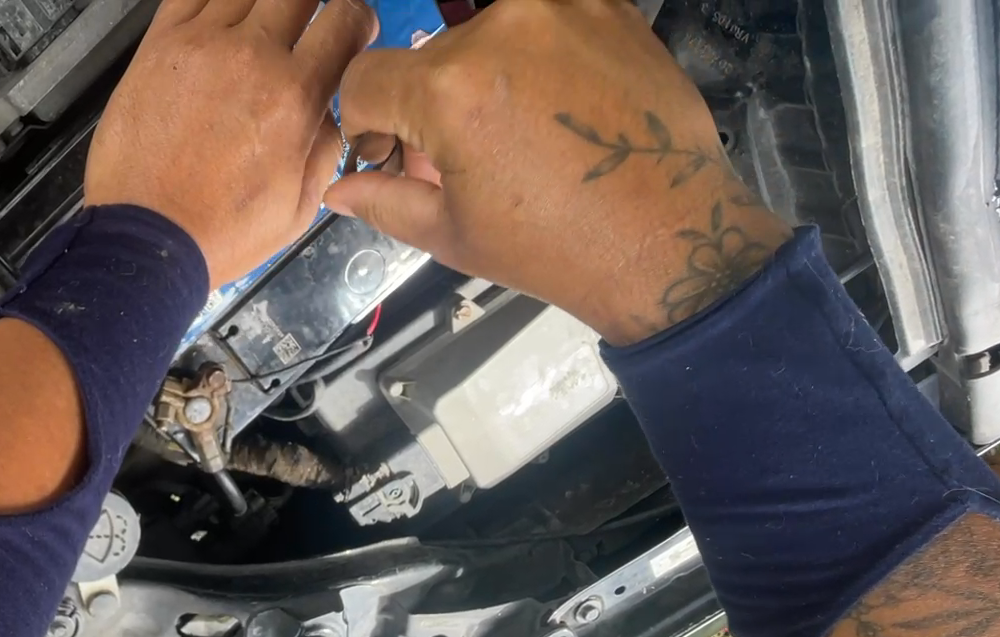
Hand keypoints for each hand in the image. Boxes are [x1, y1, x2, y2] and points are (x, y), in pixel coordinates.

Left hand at [86, 0, 376, 286]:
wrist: (151, 240)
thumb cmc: (221, 234)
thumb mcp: (299, 210)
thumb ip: (324, 149)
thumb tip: (328, 113)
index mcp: (294, 97)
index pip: (344, 20)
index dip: (356, 19)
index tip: (351, 30)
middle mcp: (252, 56)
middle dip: (312, 5)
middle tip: (305, 28)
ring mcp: (201, 43)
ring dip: (264, 4)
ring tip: (261, 29)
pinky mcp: (159, 45)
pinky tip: (223, 17)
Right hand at [325, 0, 792, 343]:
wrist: (660, 236)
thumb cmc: (550, 248)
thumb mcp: (449, 235)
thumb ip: (382, 202)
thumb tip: (340, 190)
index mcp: (450, 91)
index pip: (365, 80)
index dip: (362, 125)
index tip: (386, 154)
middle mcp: (501, 26)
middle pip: (425, 60)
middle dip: (423, 110)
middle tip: (453, 162)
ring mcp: (560, 6)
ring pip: (480, 37)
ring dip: (474, 82)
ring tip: (508, 139)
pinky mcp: (605, 4)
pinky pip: (537, 23)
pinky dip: (526, 61)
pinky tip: (548, 113)